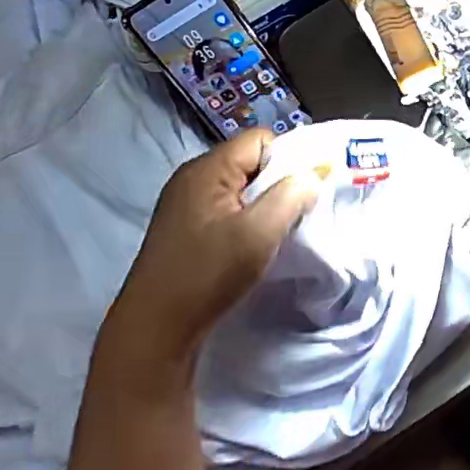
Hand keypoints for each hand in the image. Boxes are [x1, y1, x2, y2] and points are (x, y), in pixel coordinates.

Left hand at [97, 130, 316, 390]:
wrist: (155, 329)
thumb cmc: (208, 275)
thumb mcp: (259, 233)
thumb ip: (291, 196)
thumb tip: (314, 174)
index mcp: (207, 169)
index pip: (260, 140)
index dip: (289, 158)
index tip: (306, 190)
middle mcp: (192, 178)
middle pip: (250, 161)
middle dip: (278, 183)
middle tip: (296, 214)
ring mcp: (185, 203)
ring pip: (240, 187)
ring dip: (263, 205)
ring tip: (275, 232)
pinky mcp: (184, 227)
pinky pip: (226, 208)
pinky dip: (245, 220)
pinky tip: (251, 245)